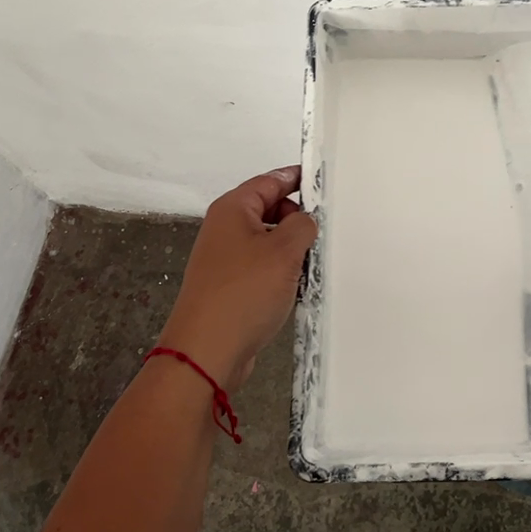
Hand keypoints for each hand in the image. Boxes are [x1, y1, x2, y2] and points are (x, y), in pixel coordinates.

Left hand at [155, 166, 317, 390]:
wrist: (206, 352)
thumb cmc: (245, 292)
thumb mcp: (284, 251)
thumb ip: (302, 225)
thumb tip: (302, 221)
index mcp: (233, 209)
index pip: (270, 180)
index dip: (297, 179)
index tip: (324, 182)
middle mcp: (225, 228)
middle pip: (269, 210)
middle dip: (296, 220)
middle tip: (320, 236)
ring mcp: (224, 259)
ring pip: (268, 242)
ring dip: (290, 252)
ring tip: (310, 268)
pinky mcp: (228, 287)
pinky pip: (261, 269)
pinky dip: (279, 274)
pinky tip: (294, 291)